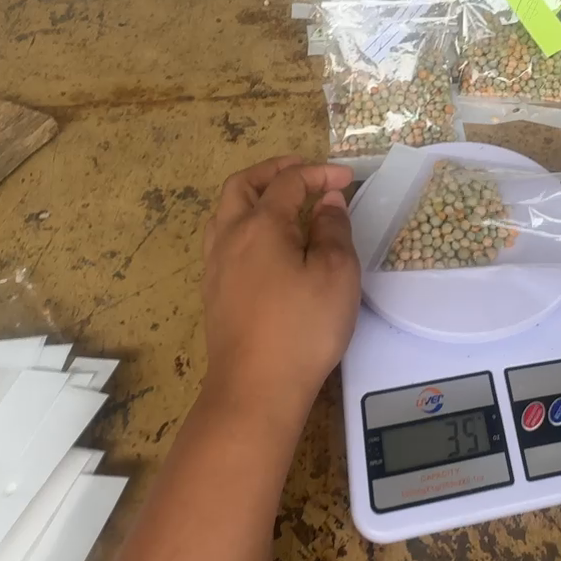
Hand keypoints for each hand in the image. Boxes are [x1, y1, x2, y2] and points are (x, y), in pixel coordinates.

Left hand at [200, 156, 359, 422]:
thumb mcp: (336, 273)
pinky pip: (224, 237)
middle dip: (273, 171)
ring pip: (226, 211)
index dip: (318, 173)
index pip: (288, 182)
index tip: (347, 178)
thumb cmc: (302, 327)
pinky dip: (245, 222)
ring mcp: (216, 265)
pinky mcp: (214, 291)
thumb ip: (333, 229)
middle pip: (243, 186)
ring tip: (283, 201)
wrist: (255, 389)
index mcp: (260, 226)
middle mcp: (230, 237)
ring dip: (254, 195)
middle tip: (302, 171)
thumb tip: (328, 201)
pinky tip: (267, 242)